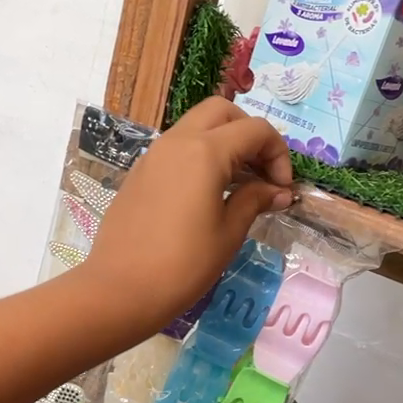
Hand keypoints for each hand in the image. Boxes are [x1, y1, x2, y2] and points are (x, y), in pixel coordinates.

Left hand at [84, 98, 294, 327]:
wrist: (120, 290)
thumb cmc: (182, 265)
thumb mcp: (228, 233)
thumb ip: (254, 201)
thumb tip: (278, 191)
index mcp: (205, 152)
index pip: (255, 130)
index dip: (278, 154)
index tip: (282, 188)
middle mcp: (177, 142)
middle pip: (222, 112)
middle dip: (249, 134)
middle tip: (261, 172)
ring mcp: (153, 155)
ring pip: (196, 127)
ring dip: (224, 143)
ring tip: (238, 185)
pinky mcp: (139, 173)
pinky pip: (176, 148)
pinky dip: (200, 156)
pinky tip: (208, 194)